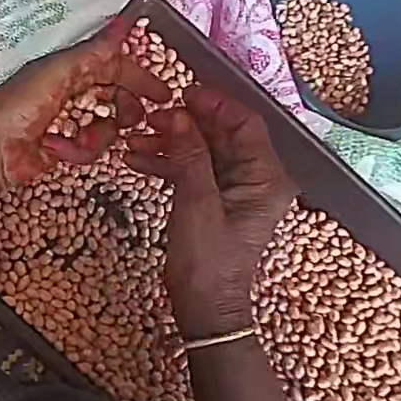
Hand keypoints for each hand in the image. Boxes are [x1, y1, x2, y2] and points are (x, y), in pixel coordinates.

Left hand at [0, 16, 171, 216]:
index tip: (163, 94)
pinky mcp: (66, 149)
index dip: (139, 78)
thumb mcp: (58, 73)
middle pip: (117, 98)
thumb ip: (95, 52)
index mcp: (70, 68)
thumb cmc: (18, 107)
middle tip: (129, 120)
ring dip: (95, 136)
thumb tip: (125, 21)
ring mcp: (70, 122)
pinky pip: (90, 150)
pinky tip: (56, 150)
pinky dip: (76, 152)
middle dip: (123, 111)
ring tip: (74, 139)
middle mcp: (72, 92)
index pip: (115, 66)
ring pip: (107, 128)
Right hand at [126, 85, 297, 337]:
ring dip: (170, 143)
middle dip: (185, 124)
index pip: (245, 123)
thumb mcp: (197, 203)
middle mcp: (256, 178)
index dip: (215, 104)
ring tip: (135, 139)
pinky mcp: (214, 202)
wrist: (204, 308)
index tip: (182, 93)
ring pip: (203, 152)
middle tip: (150, 117)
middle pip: (221, 135)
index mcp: (266, 176)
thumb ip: (189, 155)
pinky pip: (193, 171)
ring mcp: (235, 190)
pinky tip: (136, 160)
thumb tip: (177, 115)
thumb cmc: (208, 260)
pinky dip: (167, 164)